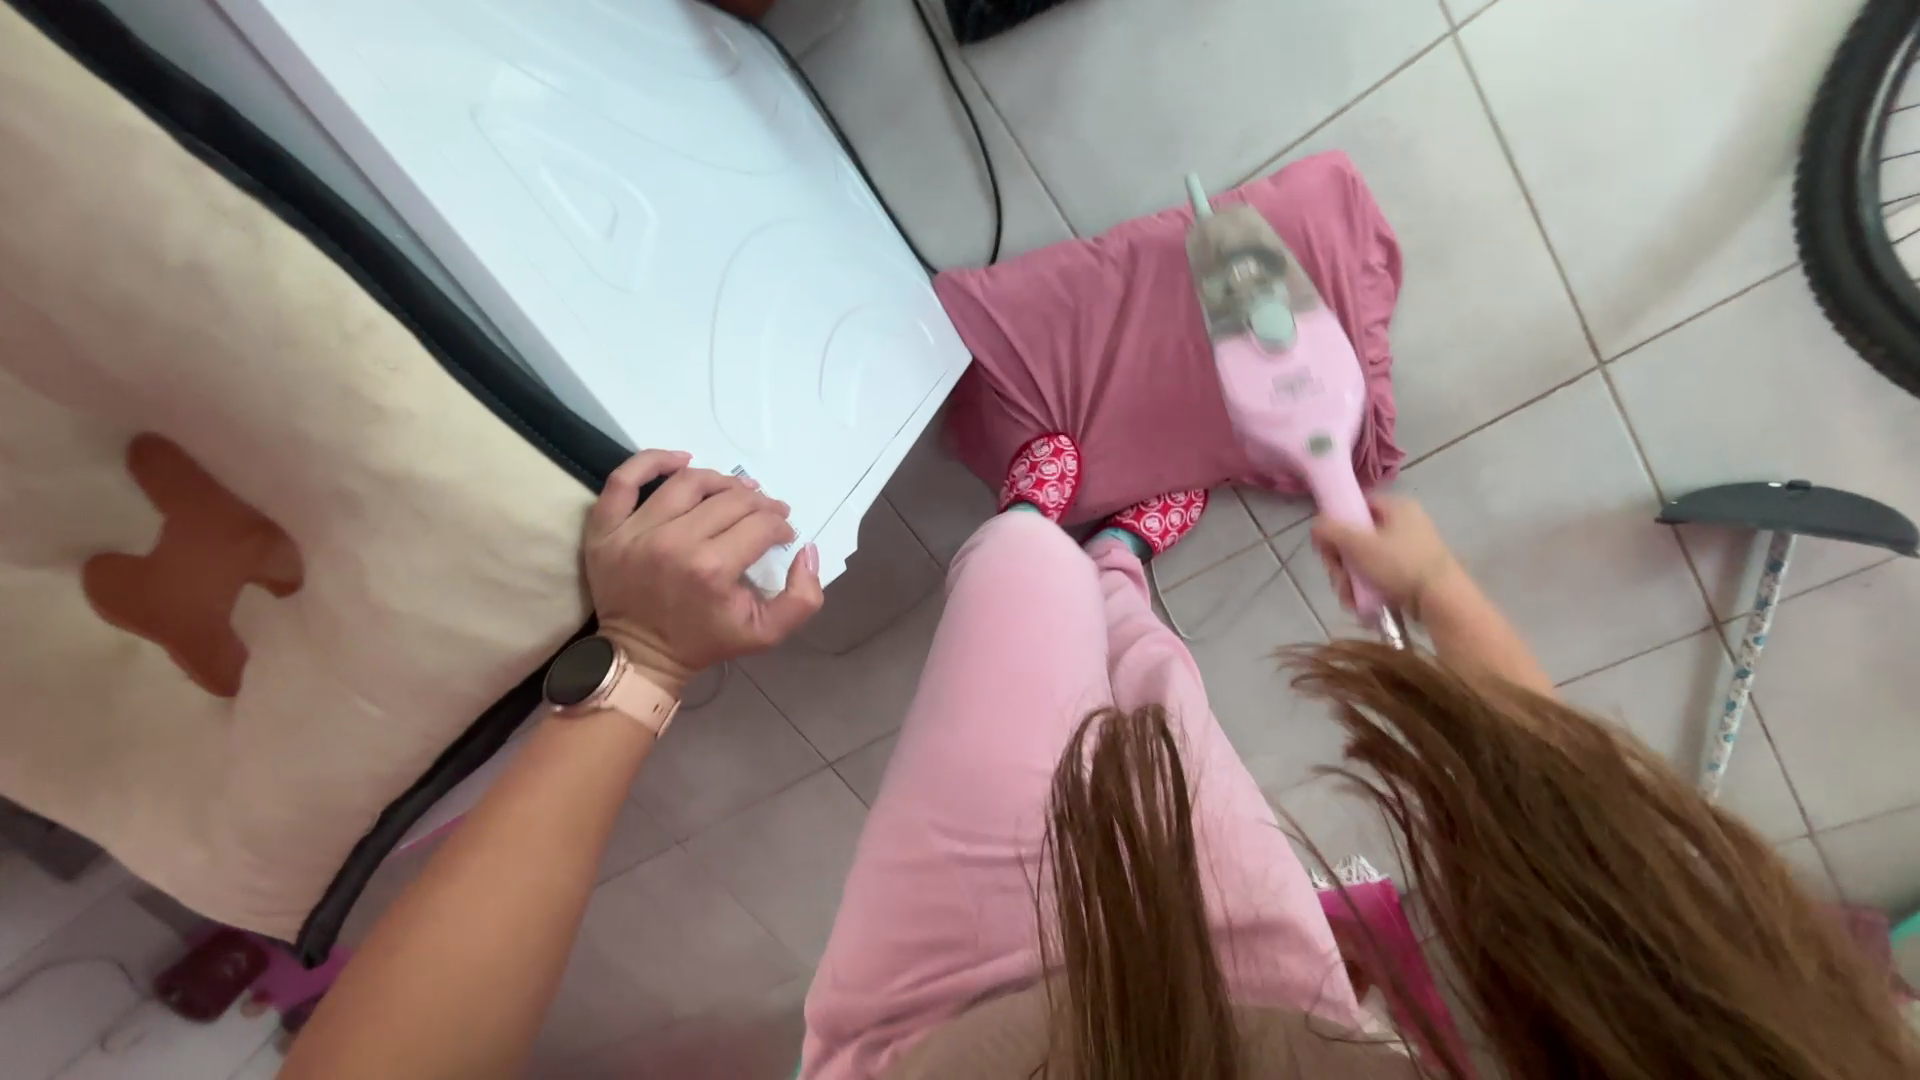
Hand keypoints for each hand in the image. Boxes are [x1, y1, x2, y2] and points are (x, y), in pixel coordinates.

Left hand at [583, 451, 823, 696]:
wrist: (641, 656)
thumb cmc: (705, 641)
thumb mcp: (767, 633)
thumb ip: (803, 597)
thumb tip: (807, 550)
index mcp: (713, 569)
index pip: (761, 525)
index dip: (781, 526)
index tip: (783, 535)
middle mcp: (674, 542)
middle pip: (730, 500)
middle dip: (760, 503)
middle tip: (768, 512)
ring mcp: (635, 532)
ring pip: (687, 482)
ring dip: (721, 480)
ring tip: (735, 490)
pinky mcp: (607, 528)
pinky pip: (624, 479)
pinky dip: (652, 461)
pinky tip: (680, 459)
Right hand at [1311, 495, 1462, 620]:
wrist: (1442, 600)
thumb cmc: (1400, 564)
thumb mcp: (1358, 544)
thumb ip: (1330, 530)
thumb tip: (1315, 526)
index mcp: (1397, 508)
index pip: (1357, 505)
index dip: (1336, 523)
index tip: (1326, 544)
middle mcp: (1404, 525)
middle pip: (1355, 537)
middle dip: (1340, 562)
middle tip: (1337, 576)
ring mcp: (1408, 550)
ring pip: (1363, 560)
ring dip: (1349, 580)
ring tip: (1348, 596)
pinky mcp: (1409, 573)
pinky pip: (1377, 575)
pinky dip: (1364, 589)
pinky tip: (1359, 603)